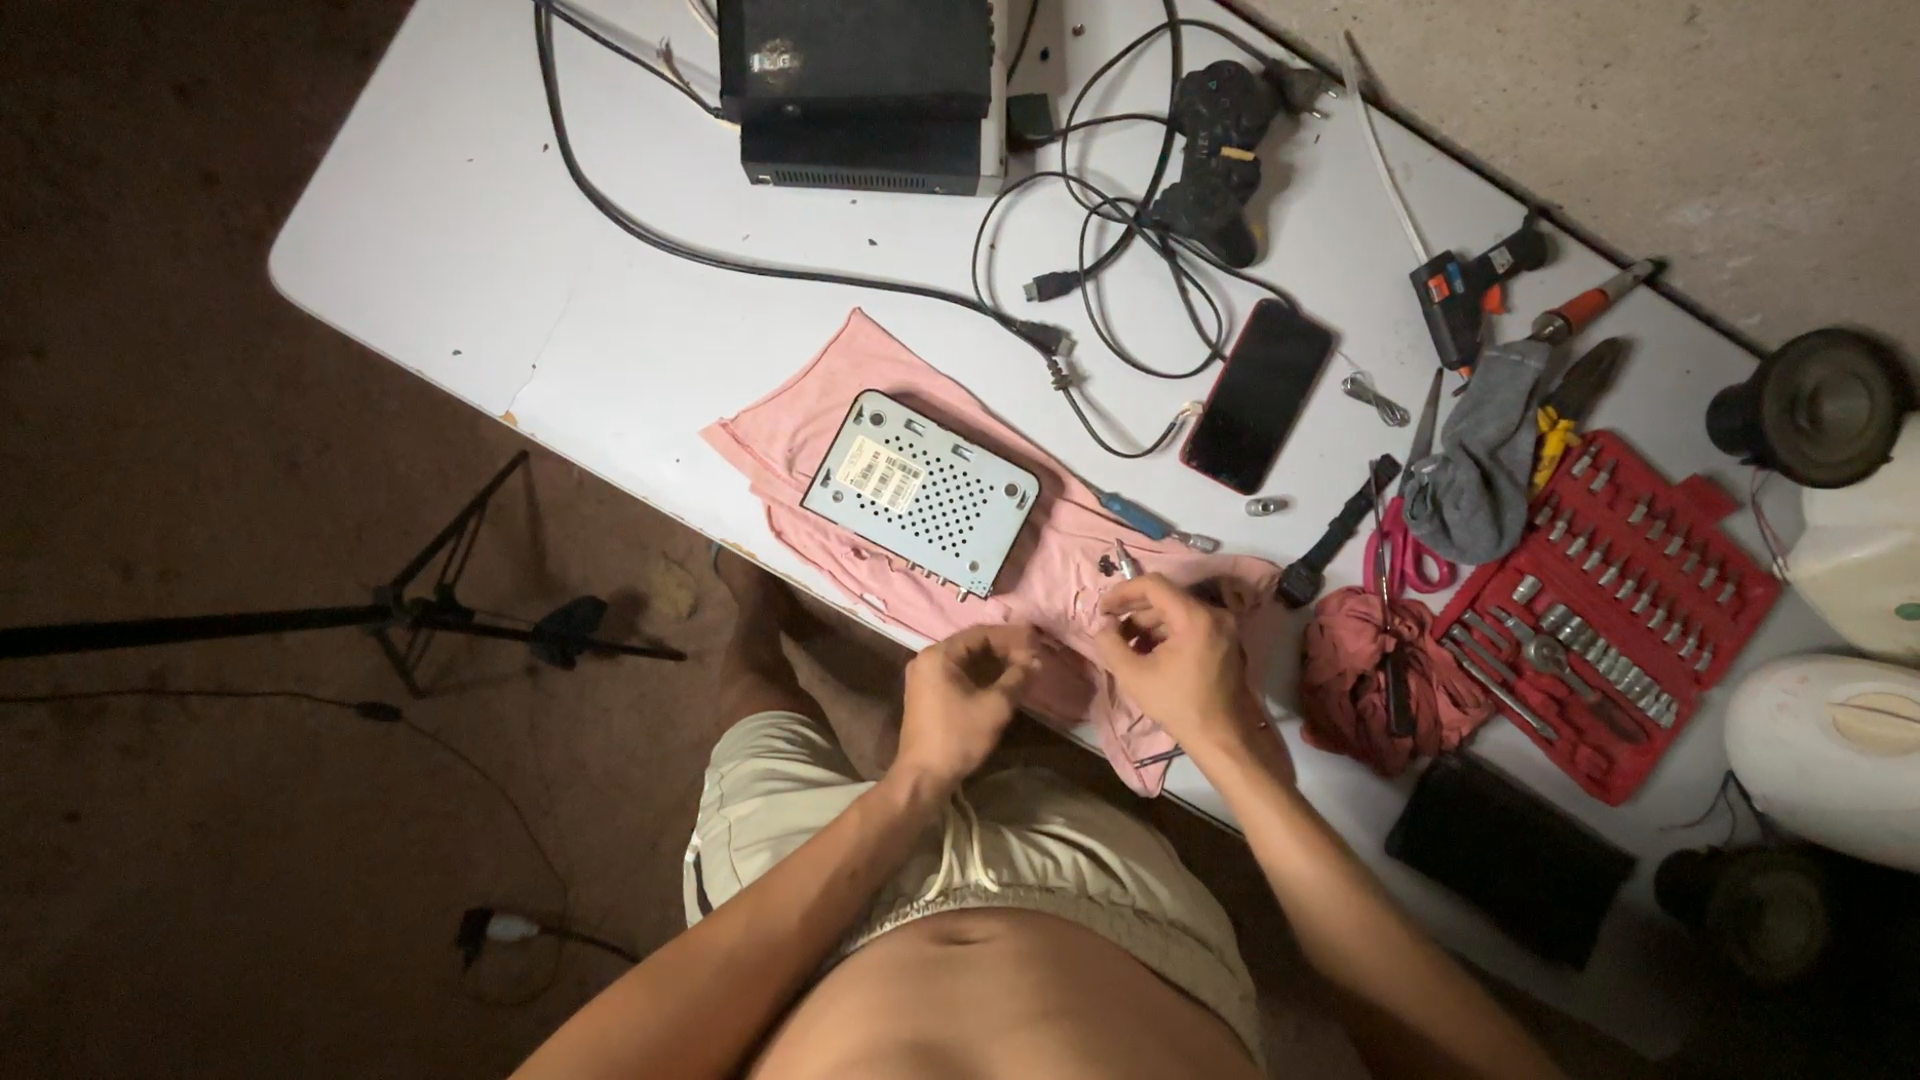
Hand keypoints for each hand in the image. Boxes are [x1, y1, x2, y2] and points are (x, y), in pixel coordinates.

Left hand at [893, 623, 1043, 795]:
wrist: (923, 776)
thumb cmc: (958, 737)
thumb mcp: (994, 706)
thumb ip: (1017, 678)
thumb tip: (1035, 662)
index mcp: (938, 655)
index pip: (980, 633)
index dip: (1010, 637)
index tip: (1035, 643)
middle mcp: (927, 659)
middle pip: (972, 645)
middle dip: (1004, 650)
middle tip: (1032, 657)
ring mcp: (925, 678)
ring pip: (966, 662)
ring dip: (994, 664)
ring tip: (1023, 669)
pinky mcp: (928, 694)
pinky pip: (958, 675)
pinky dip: (981, 677)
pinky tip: (1003, 684)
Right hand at [1092, 574, 1266, 758]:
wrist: (1220, 737)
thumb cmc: (1177, 705)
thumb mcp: (1133, 675)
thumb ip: (1110, 644)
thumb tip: (1103, 626)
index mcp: (1195, 618)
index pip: (1154, 585)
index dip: (1123, 592)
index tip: (1103, 610)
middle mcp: (1214, 614)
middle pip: (1165, 598)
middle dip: (1134, 612)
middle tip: (1111, 630)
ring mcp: (1223, 627)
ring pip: (1176, 611)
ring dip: (1148, 624)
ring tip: (1127, 646)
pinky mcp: (1225, 640)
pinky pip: (1190, 624)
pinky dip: (1166, 632)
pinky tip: (1149, 653)